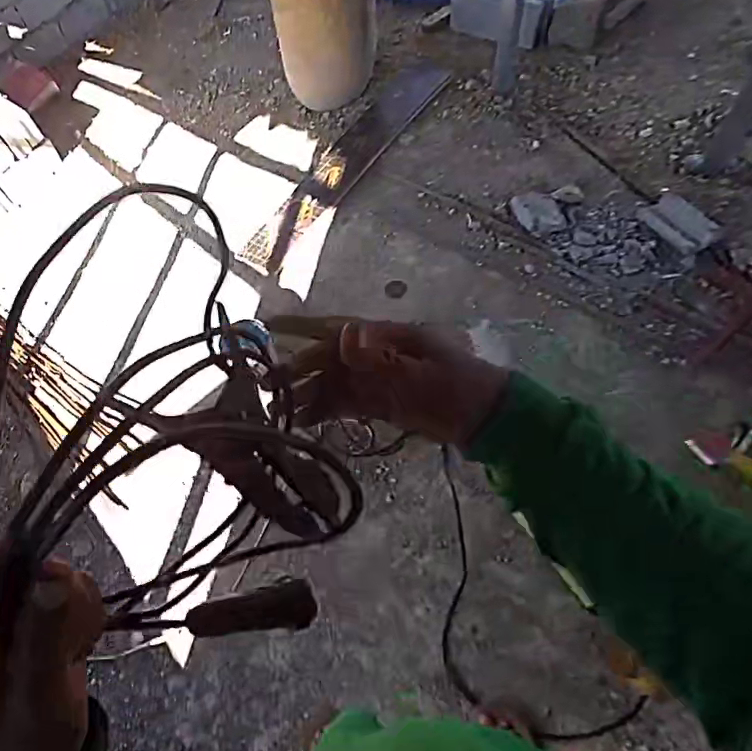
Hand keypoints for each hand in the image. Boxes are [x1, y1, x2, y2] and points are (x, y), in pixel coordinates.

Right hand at [287, 320, 508, 447]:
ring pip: (330, 384)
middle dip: (296, 370)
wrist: (486, 419)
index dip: (300, 328)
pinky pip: (342, 404)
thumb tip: (342, 332)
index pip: (333, 329)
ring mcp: (373, 379)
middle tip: (266, 387)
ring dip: (305, 395)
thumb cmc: (455, 388)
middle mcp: (372, 355)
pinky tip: (303, 423)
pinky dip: (323, 411)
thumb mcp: (418, 373)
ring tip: (278, 412)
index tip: (268, 327)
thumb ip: (378, 358)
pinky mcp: (377, 402)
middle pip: (325, 359)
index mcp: (382, 338)